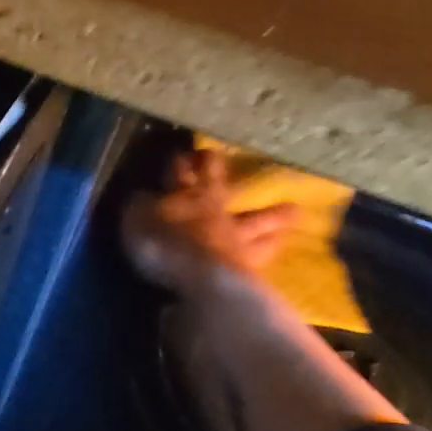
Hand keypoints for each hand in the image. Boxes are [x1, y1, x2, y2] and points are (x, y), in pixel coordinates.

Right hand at [122, 145, 298, 291]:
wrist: (200, 278)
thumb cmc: (163, 243)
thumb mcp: (137, 219)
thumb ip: (141, 206)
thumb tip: (144, 196)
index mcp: (188, 196)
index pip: (182, 171)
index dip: (182, 162)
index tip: (187, 151)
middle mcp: (216, 211)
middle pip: (224, 187)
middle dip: (228, 178)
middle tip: (240, 164)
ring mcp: (237, 238)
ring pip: (259, 222)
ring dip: (274, 216)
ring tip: (294, 212)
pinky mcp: (249, 267)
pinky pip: (264, 255)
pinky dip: (273, 248)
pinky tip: (282, 246)